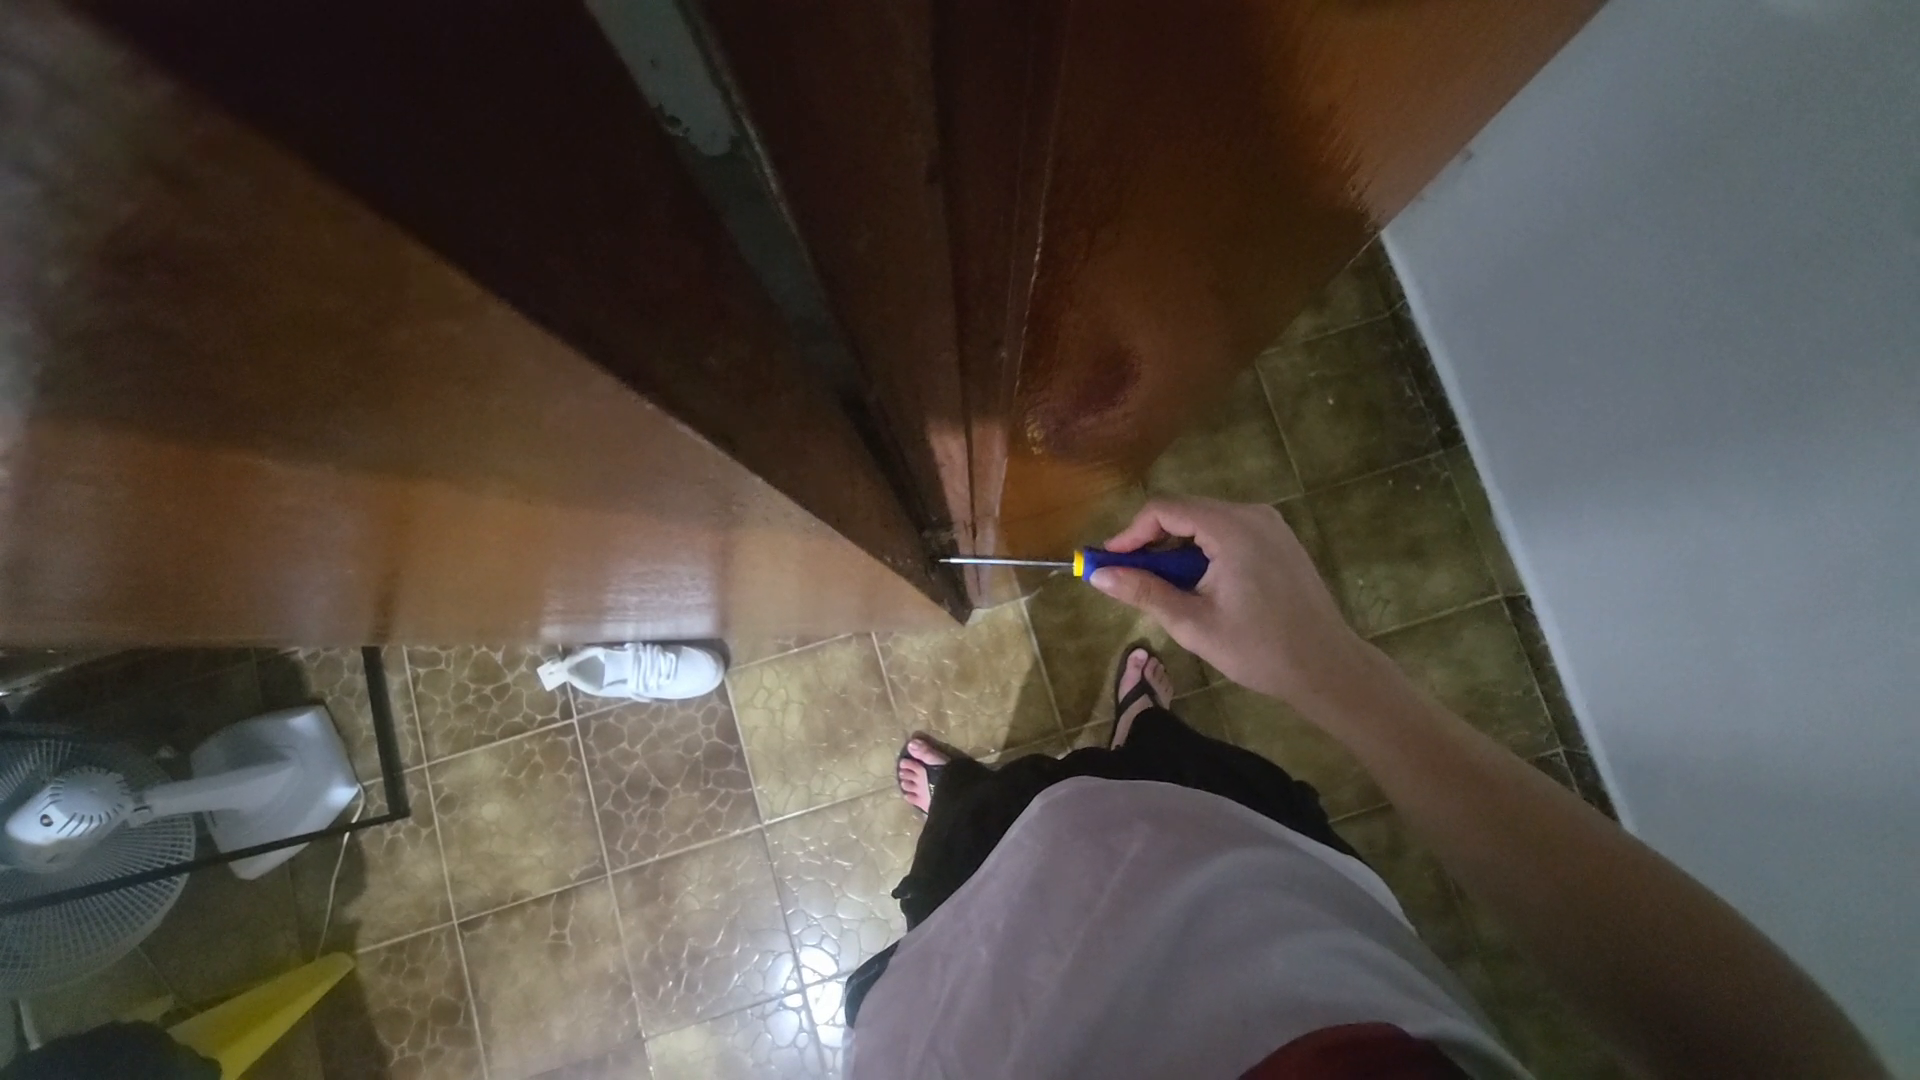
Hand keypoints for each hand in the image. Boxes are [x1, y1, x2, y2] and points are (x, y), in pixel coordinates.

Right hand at [1092, 496, 1377, 709]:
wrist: (1326, 667)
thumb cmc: (1257, 649)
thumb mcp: (1192, 623)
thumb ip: (1143, 592)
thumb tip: (1098, 576)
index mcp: (1231, 529)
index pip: (1164, 509)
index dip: (1130, 533)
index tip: (1109, 562)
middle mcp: (1251, 514)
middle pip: (1184, 510)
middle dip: (1150, 540)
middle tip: (1129, 575)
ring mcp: (1269, 524)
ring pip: (1204, 520)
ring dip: (1175, 547)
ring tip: (1161, 585)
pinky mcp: (1278, 539)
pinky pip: (1226, 530)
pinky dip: (1201, 549)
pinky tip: (1196, 582)